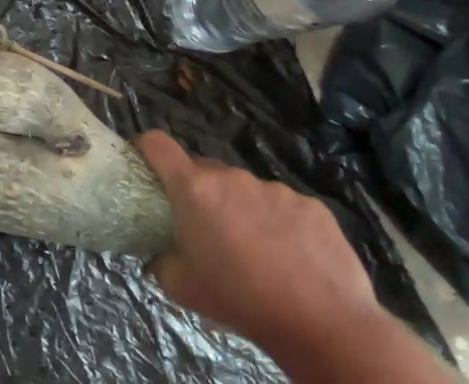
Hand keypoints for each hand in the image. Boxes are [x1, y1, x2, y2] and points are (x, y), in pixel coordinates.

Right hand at [134, 131, 380, 352]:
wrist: (326, 325)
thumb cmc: (241, 300)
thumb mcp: (180, 286)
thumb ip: (159, 259)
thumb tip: (159, 253)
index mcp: (193, 189)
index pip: (156, 143)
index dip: (144, 148)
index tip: (142, 164)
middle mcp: (232, 178)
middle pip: (203, 170)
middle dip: (198, 191)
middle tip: (204, 228)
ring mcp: (276, 189)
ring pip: (244, 189)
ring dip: (239, 208)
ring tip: (255, 249)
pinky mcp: (313, 206)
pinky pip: (282, 205)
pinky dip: (278, 222)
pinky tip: (290, 256)